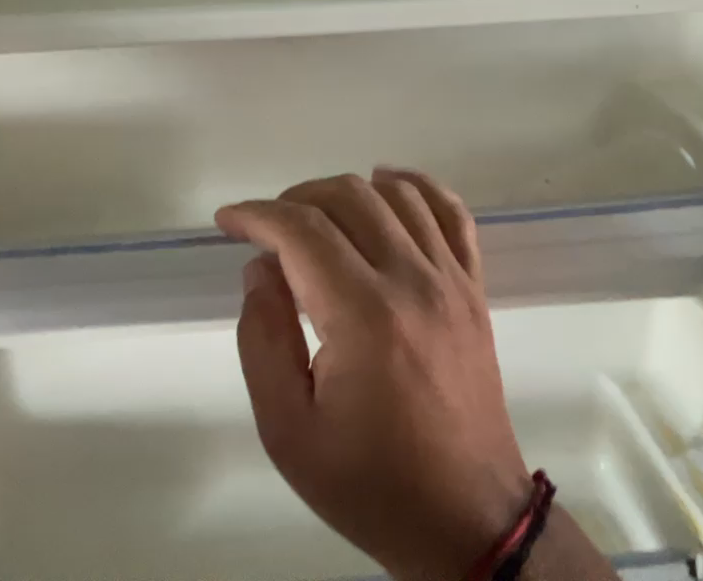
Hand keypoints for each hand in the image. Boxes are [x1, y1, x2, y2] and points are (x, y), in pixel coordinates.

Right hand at [217, 168, 531, 580]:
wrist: (464, 517)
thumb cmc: (369, 482)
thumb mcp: (288, 430)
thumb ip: (263, 339)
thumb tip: (262, 269)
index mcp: (364, 316)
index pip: (302, 230)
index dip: (256, 215)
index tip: (228, 222)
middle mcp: (412, 281)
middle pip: (348, 198)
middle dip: (294, 200)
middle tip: (266, 232)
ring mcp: (451, 280)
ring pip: (396, 195)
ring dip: (345, 190)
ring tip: (314, 216)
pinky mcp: (474, 289)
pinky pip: (452, 213)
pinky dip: (416, 186)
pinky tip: (388, 185)